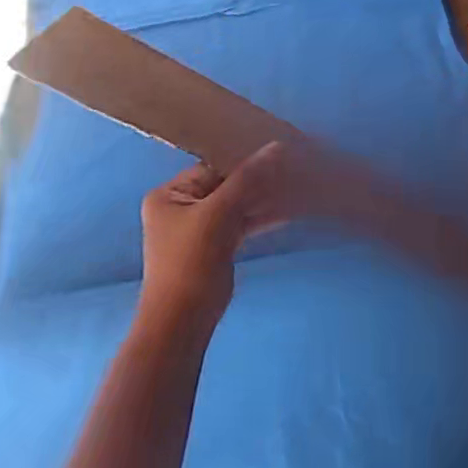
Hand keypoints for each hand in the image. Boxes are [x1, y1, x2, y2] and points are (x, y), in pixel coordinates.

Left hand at [138, 142, 284, 325]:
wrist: (183, 320)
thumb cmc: (191, 261)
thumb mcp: (220, 214)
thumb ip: (248, 179)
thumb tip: (277, 146)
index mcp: (170, 194)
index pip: (213, 167)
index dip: (244, 159)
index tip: (278, 151)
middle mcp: (182, 206)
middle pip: (228, 184)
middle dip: (259, 179)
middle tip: (293, 167)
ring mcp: (200, 227)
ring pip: (238, 204)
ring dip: (265, 198)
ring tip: (297, 184)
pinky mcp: (217, 244)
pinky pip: (243, 222)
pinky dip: (263, 216)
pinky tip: (291, 208)